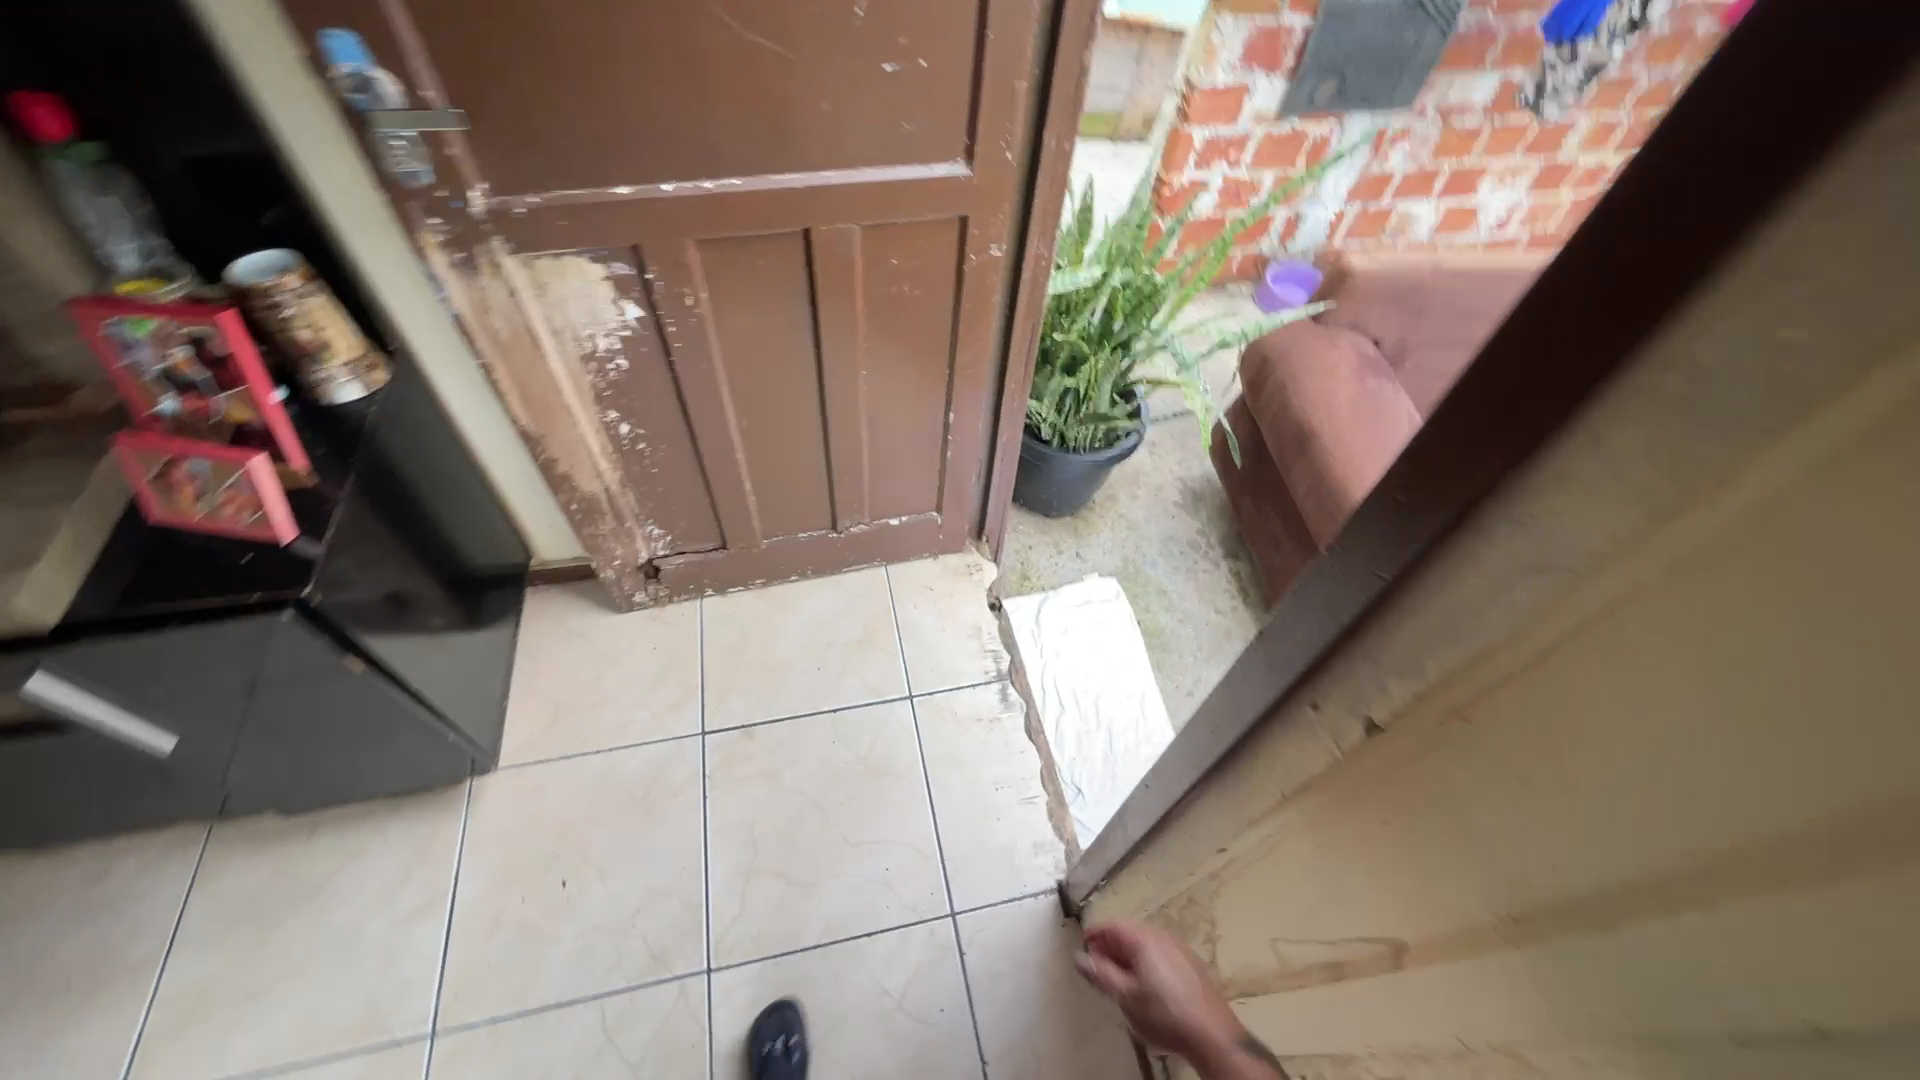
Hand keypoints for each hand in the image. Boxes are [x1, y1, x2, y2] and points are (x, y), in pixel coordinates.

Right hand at [1074, 919, 1246, 1062]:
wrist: (1212, 1034)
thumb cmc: (1163, 1013)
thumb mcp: (1125, 996)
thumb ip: (1100, 974)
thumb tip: (1079, 956)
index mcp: (1144, 938)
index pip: (1112, 924)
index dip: (1094, 934)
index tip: (1083, 950)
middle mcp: (1162, 936)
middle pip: (1129, 932)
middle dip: (1109, 947)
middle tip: (1098, 968)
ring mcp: (1179, 948)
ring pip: (1145, 944)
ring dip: (1127, 956)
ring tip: (1118, 980)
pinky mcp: (1190, 964)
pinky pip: (1160, 954)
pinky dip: (1145, 962)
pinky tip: (1145, 986)